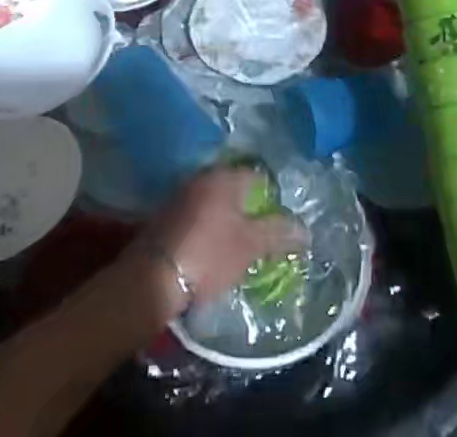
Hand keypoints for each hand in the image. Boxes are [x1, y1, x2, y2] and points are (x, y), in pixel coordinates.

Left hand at [129, 167, 306, 323]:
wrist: (151, 280)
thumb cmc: (208, 255)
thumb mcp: (251, 246)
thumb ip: (279, 233)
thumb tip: (305, 230)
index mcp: (224, 177)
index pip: (258, 176)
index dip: (272, 197)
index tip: (279, 220)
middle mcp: (201, 178)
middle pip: (234, 188)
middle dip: (247, 208)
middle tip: (260, 232)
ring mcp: (179, 196)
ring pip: (212, 202)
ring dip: (224, 218)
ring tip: (236, 244)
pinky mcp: (163, 217)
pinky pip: (195, 215)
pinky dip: (206, 227)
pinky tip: (210, 248)